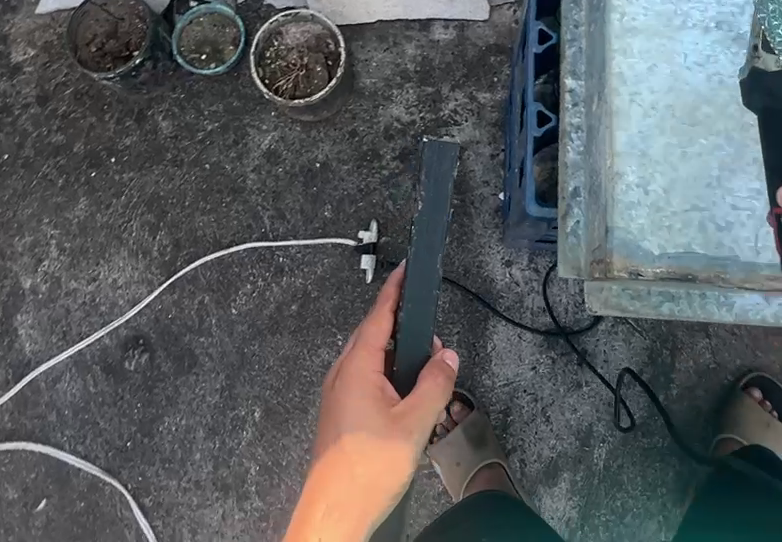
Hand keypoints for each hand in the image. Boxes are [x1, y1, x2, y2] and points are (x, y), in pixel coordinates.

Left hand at [288, 264, 458, 538]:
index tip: (407, 269)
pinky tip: (406, 396)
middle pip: (374, 334)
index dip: (395, 290)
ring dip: (397, 355)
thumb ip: (435, 384)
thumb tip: (448, 354)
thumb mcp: (413, 424)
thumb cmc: (369, 467)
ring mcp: (339, 393)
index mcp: (357, 366)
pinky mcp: (340, 412)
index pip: (380, 315)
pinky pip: (366, 378)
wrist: (333, 513)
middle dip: (404, 326)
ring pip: (371, 359)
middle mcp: (343, 372)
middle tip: (433, 334)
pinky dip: (388, 375)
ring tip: (426, 368)